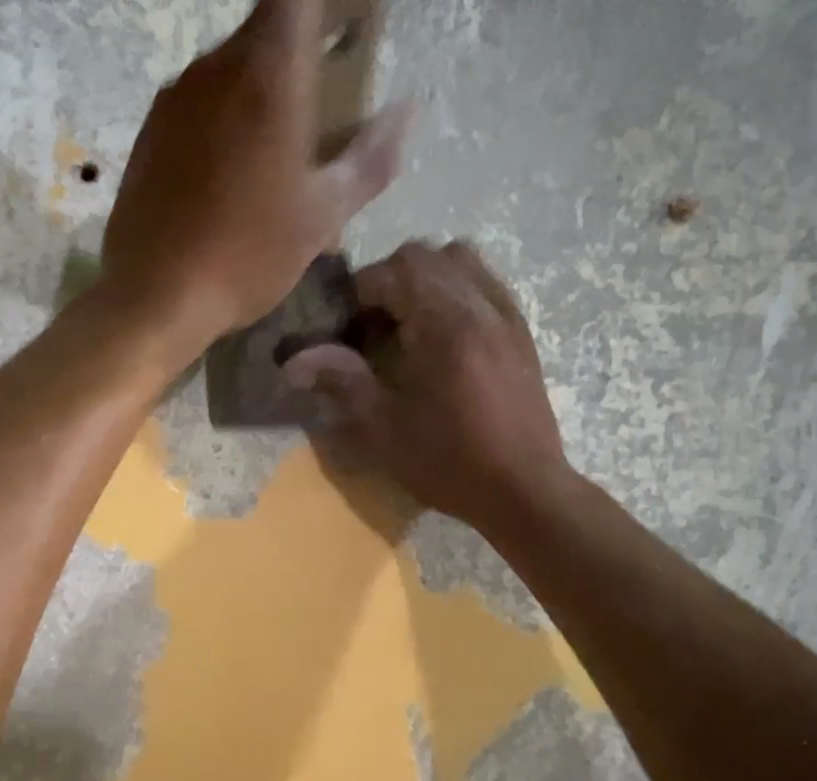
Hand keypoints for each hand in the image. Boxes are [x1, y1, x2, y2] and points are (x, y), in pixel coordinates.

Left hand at [101, 0, 409, 345]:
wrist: (153, 298)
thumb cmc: (247, 254)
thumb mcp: (323, 214)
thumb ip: (371, 157)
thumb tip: (404, 113)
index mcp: (267, 71)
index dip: (324, 8)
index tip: (344, 30)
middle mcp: (212, 69)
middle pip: (263, 33)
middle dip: (297, 56)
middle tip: (322, 105)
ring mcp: (171, 102)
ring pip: (225, 75)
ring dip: (255, 96)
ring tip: (275, 155)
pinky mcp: (145, 138)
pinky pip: (194, 110)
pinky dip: (219, 125)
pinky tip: (228, 180)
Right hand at [283, 240, 573, 533]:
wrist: (523, 489)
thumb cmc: (448, 463)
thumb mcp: (383, 427)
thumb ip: (342, 381)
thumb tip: (294, 359)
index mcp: (445, 325)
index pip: (395, 270)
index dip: (360, 292)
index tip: (345, 329)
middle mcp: (480, 306)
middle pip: (427, 256)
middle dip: (390, 280)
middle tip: (371, 325)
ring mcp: (506, 315)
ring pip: (461, 261)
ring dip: (425, 280)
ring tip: (406, 325)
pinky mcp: (521, 332)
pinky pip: (485, 283)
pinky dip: (455, 292)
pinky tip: (441, 337)